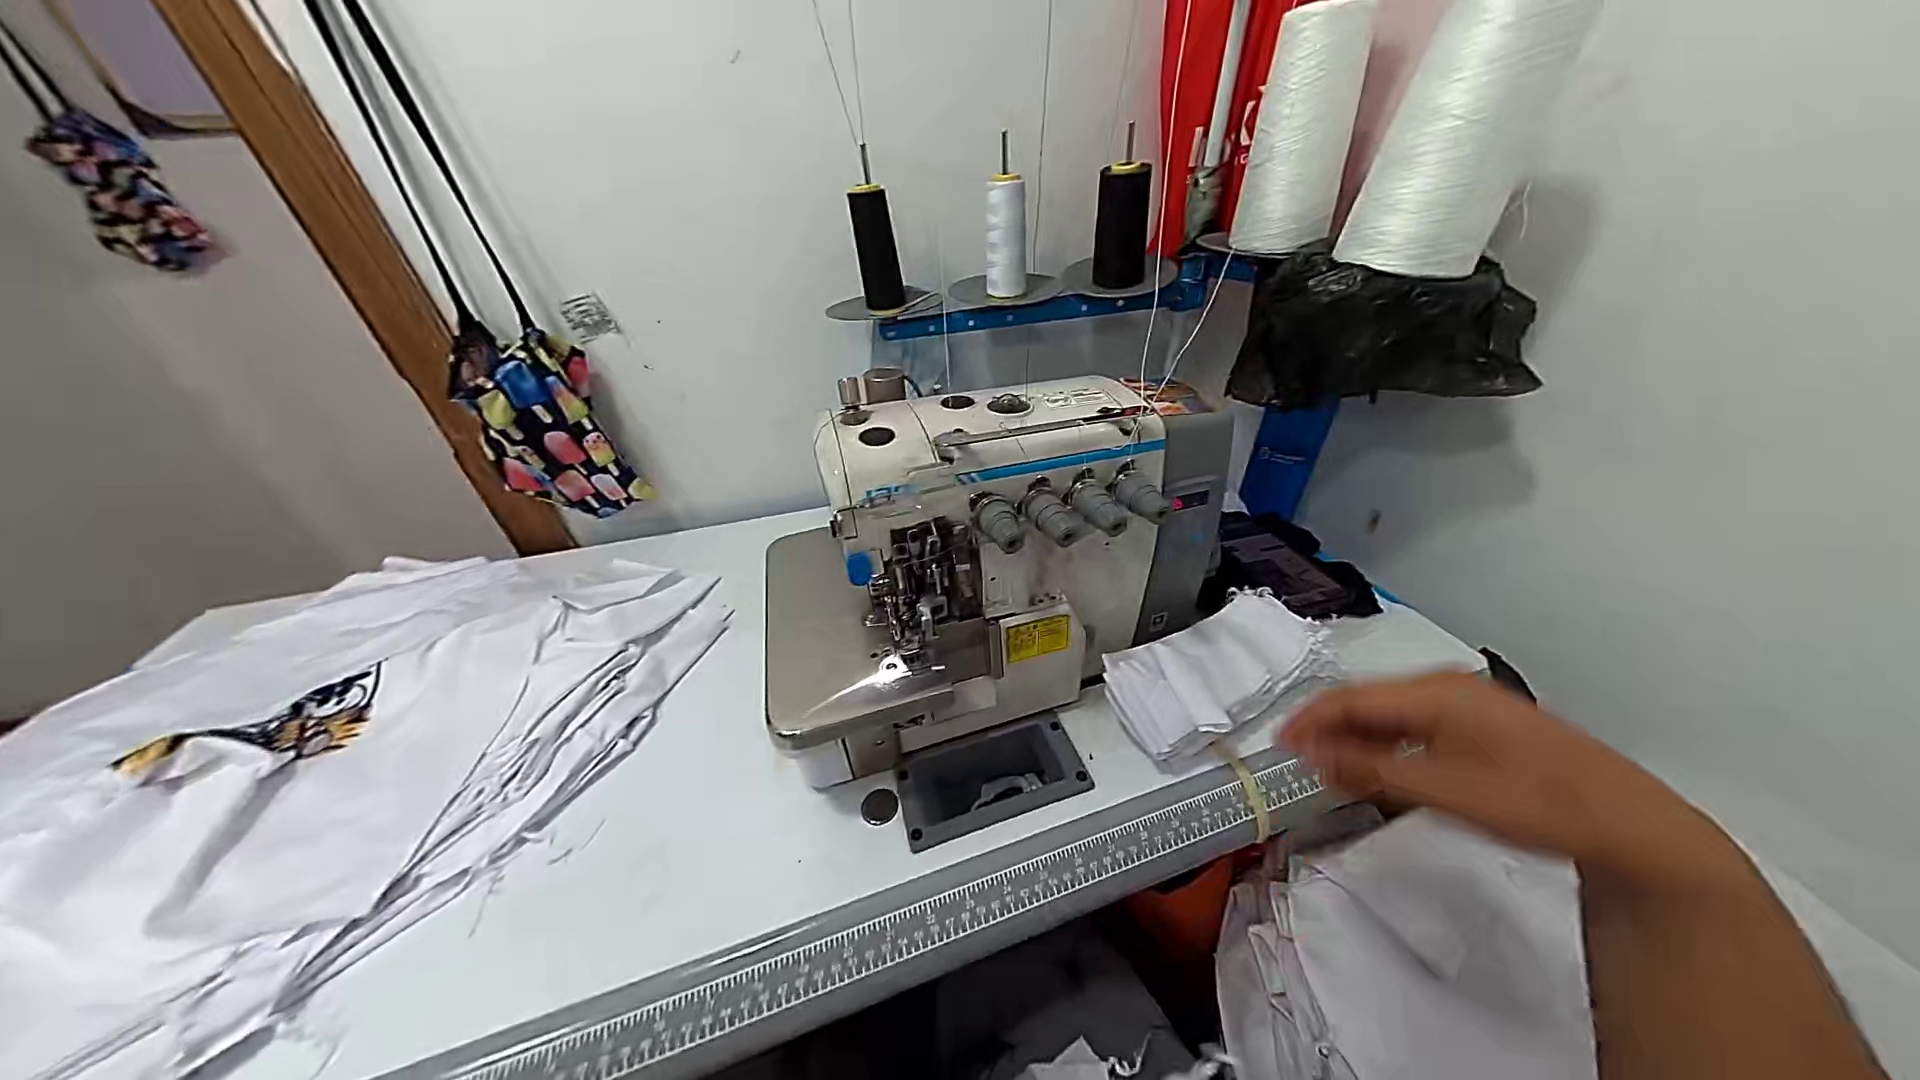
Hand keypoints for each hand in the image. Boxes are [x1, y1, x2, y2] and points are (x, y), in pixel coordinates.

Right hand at [1278, 672, 1747, 892]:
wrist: (1628, 824)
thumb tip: (1312, 755)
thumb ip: (1369, 769)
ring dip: (1356, 737)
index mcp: (1434, 692)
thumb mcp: (1442, 789)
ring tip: (1332, 766)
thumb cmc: (1535, 802)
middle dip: (1329, 727)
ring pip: (1388, 712)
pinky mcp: (1477, 723)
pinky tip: (1378, 765)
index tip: (1278, 743)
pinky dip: (1385, 742)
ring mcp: (1463, 703)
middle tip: (1301, 759)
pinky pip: (1412, 724)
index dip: (1309, 718)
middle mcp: (1444, 687)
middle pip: (1366, 700)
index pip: (1349, 696)